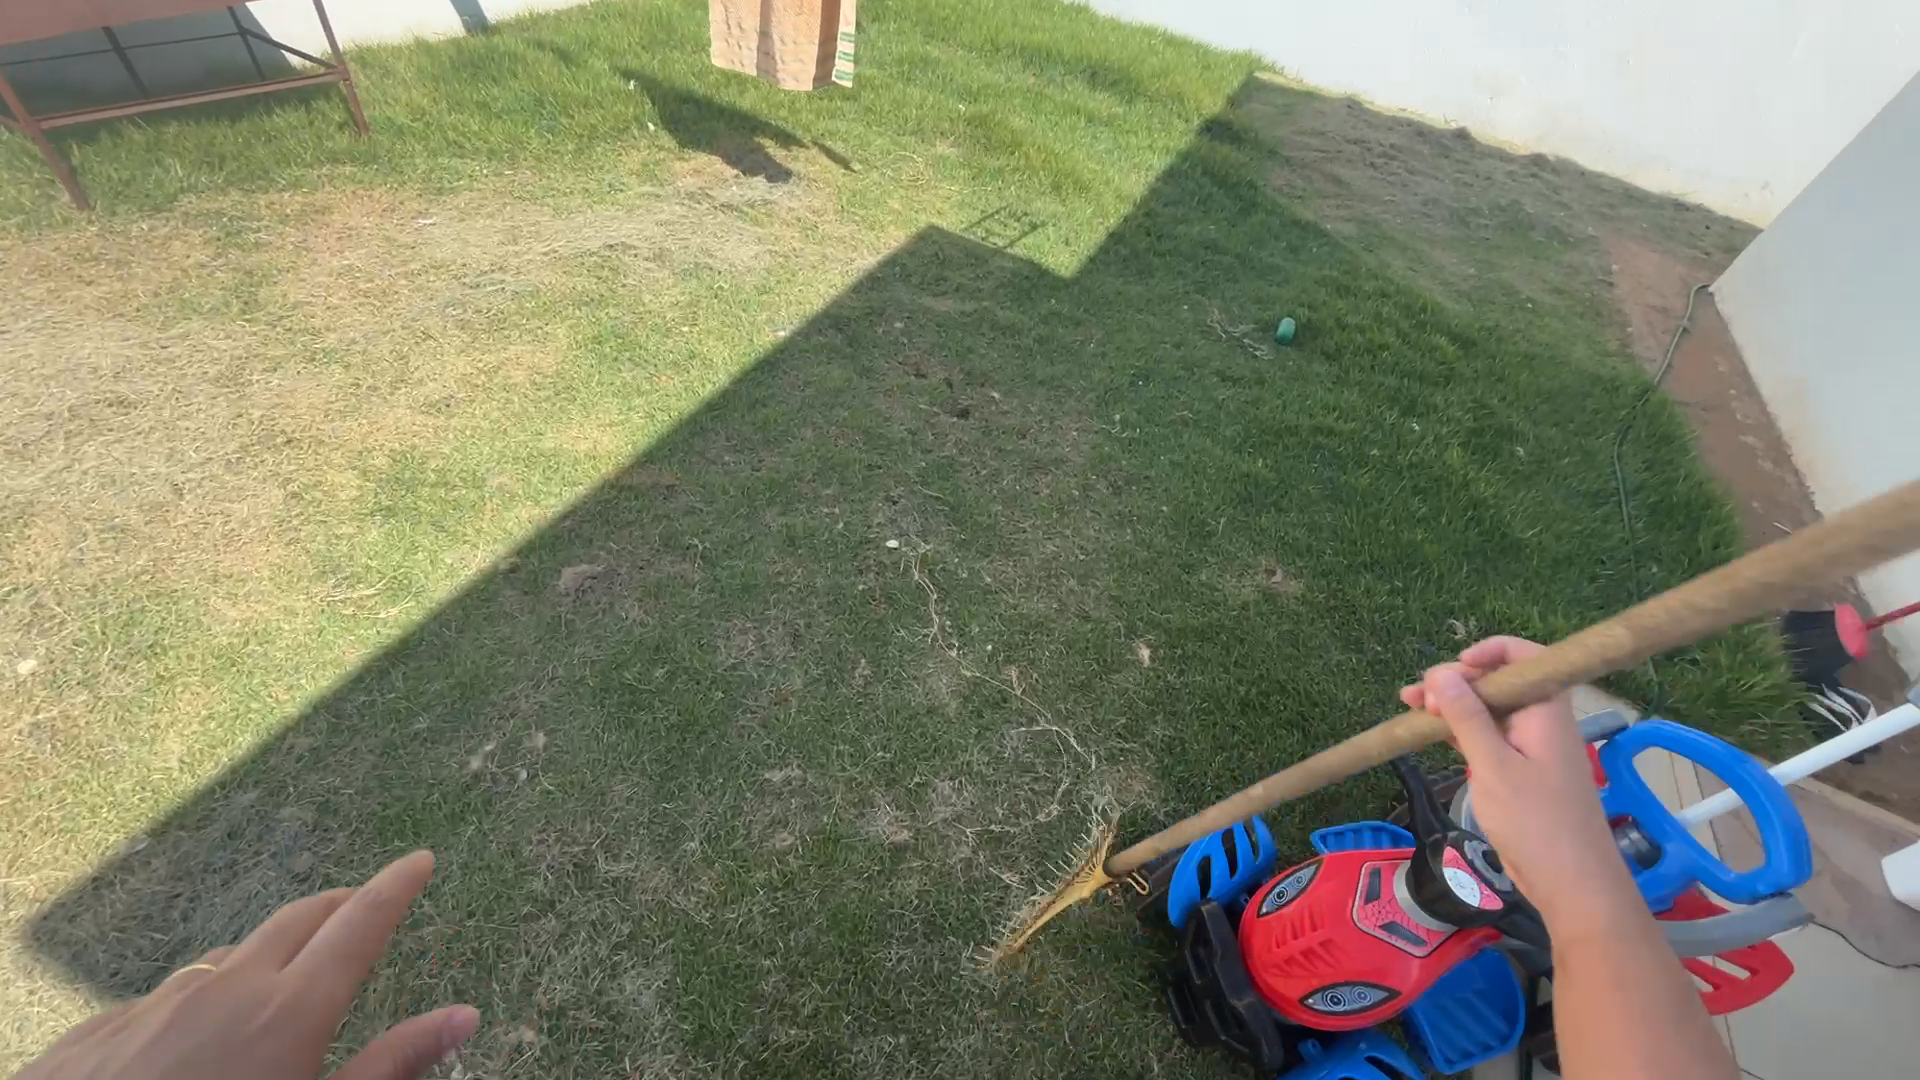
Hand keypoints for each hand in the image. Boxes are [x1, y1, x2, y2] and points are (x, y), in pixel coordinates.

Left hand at [17, 851, 476, 1079]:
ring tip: (266, 988)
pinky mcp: (79, 1044)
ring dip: (260, 958)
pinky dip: (185, 1007)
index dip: (397, 886)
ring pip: (222, 960)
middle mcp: (227, 989)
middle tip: (360, 904)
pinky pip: (149, 1006)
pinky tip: (173, 1049)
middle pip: (298, 919)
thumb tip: (467, 1015)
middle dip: (338, 904)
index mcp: (292, 1007)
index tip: (421, 859)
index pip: (363, 922)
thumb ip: (391, 1063)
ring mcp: (147, 1011)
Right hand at [1399, 637, 1633, 927]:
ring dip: (1448, 702)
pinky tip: (1425, 728)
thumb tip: (1440, 672)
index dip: (1492, 652)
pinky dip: (1453, 727)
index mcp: (1545, 714)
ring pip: (1484, 707)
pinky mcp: (1513, 767)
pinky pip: (1480, 733)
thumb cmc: (1537, 823)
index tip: (1455, 667)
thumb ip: (1466, 716)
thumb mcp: (1493, 766)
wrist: (1571, 885)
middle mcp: (1538, 722)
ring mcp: (1525, 745)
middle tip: (1420, 698)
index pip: (1528, 658)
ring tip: (1409, 704)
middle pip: (1497, 681)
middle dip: (1456, 679)